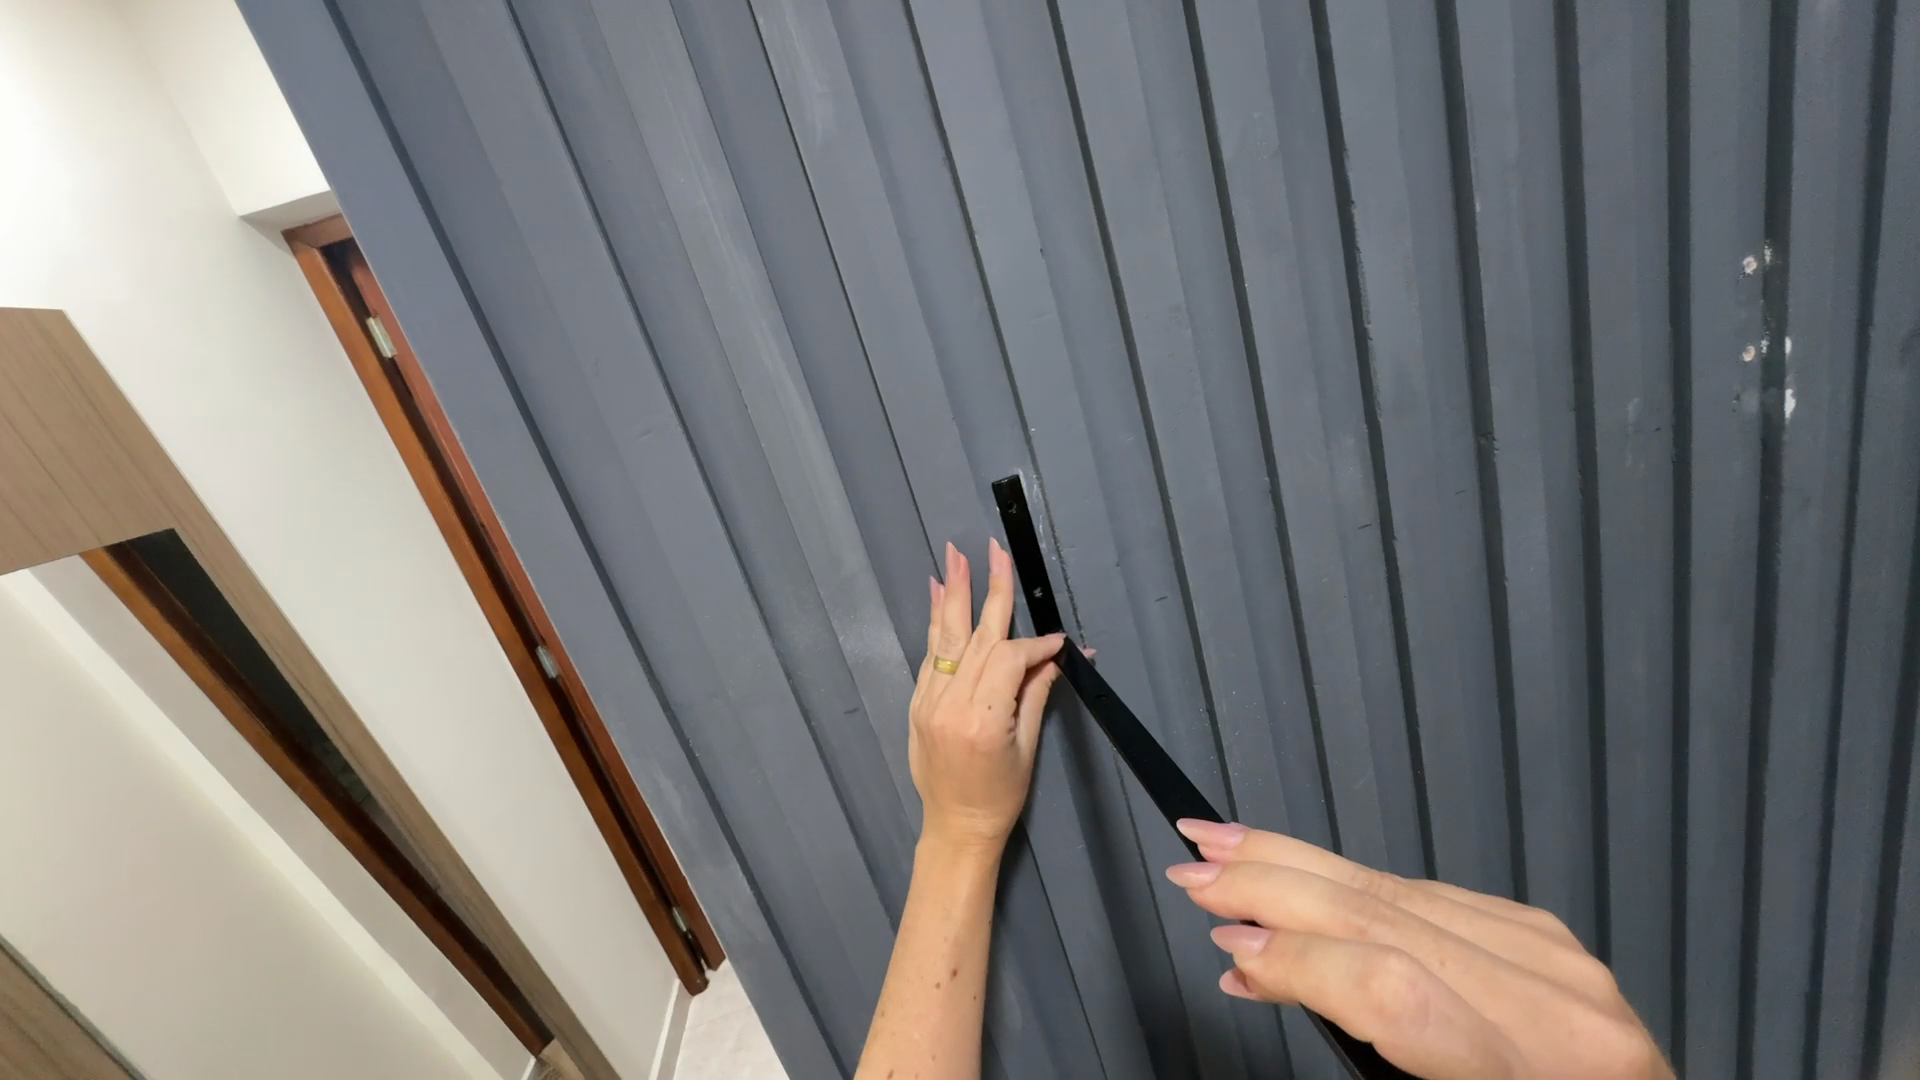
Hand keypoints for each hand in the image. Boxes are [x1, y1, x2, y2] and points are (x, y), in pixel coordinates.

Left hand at [908, 540, 1066, 850]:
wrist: (955, 827)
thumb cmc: (1001, 795)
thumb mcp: (1027, 748)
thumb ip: (1036, 693)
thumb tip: (1056, 653)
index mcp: (983, 720)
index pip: (1009, 659)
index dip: (1035, 644)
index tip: (1058, 640)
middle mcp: (950, 705)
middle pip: (975, 636)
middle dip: (989, 591)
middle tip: (992, 550)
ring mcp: (928, 702)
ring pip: (945, 638)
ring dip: (952, 594)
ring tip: (955, 557)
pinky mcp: (916, 703)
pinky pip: (929, 656)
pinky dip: (934, 623)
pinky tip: (935, 593)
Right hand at [1168, 821, 1672, 1079]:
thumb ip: (1354, 1032)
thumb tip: (1252, 964)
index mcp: (1536, 1076)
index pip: (1389, 988)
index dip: (1295, 958)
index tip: (1225, 944)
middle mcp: (1555, 1005)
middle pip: (1379, 914)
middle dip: (1269, 885)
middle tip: (1192, 869)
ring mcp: (1548, 954)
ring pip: (1386, 884)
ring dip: (1287, 860)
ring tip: (1220, 846)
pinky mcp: (1535, 927)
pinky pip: (1411, 887)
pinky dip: (1336, 873)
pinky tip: (1291, 865)